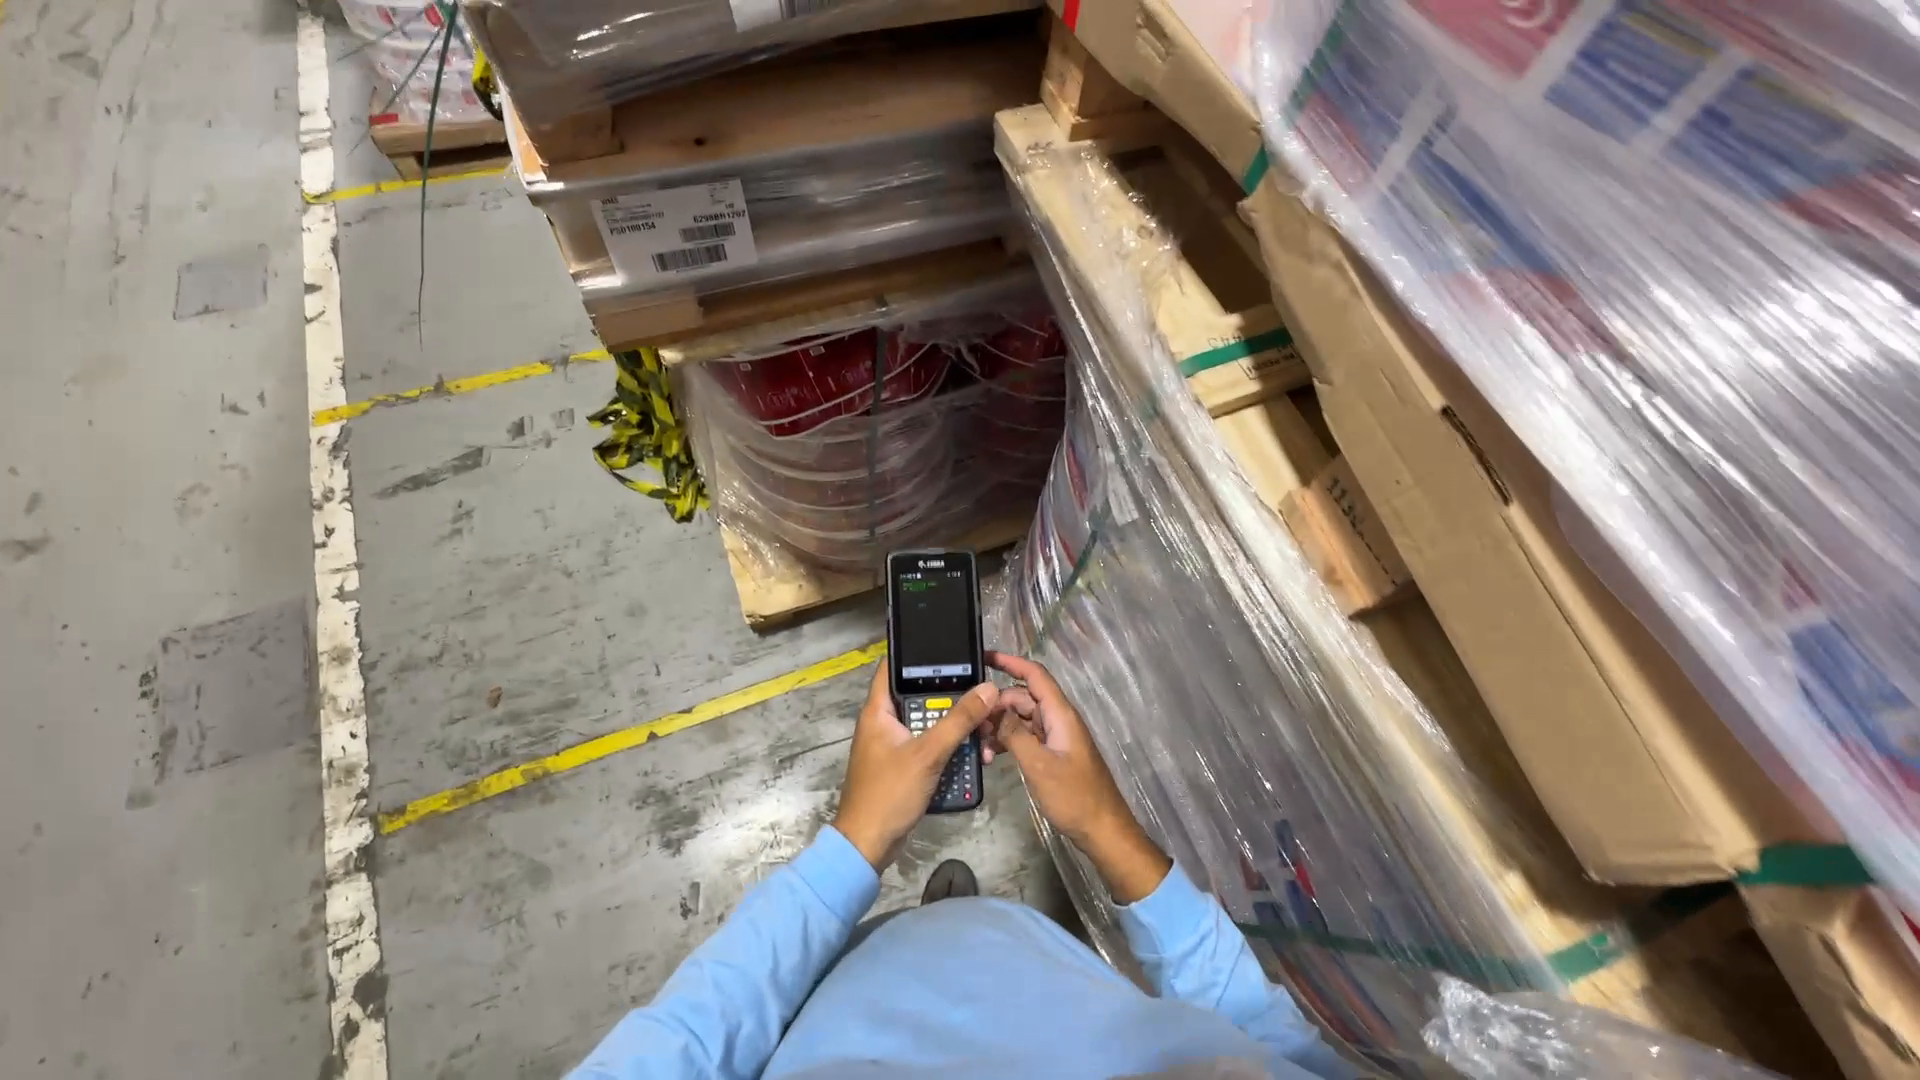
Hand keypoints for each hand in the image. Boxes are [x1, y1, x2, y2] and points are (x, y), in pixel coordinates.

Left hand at [832, 663, 997, 870]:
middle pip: (920, 699)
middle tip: (981, 697)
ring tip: (982, 728)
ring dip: (954, 729)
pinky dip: (948, 749)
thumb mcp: (928, 753)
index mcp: (878, 711)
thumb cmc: (890, 793)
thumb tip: (988, 688)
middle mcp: (883, 723)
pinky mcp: (903, 766)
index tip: (950, 649)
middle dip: (951, 701)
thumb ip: (959, 721)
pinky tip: (971, 753)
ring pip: (929, 725)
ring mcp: (893, 746)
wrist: (868, 845)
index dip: (917, 655)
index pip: (893, 667)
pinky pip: (929, 748)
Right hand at [986, 651, 1170, 903]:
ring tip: (981, 747)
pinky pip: (1026, 737)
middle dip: (996, 706)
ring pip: (1021, 719)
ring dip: (1000, 728)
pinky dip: (1009, 742)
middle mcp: (1058, 720)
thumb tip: (993, 708)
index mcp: (1060, 714)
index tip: (984, 656)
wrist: (1101, 829)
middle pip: (1022, 698)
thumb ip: (1014, 733)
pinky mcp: (1053, 754)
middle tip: (972, 724)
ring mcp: (1056, 737)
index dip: (1010, 662)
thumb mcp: (1038, 764)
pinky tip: (992, 756)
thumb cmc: (1073, 796)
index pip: (1034, 675)